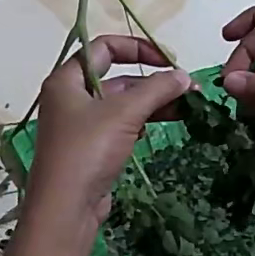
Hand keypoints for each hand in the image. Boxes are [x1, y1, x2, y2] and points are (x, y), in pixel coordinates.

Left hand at [30, 34, 190, 224]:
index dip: (136, 48)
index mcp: (66, 80)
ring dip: (152, 103)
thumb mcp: (124, 113)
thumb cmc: (88, 151)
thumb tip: (184, 76)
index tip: (167, 60)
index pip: (103, 48)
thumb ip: (156, 89)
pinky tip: (161, 125)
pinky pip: (118, 127)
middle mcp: (69, 99)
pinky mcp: (90, 150)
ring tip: (187, 108)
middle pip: (115, 78)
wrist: (66, 207)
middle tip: (188, 89)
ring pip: (120, 105)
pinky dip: (140, 123)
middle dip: (152, 81)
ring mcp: (79, 126)